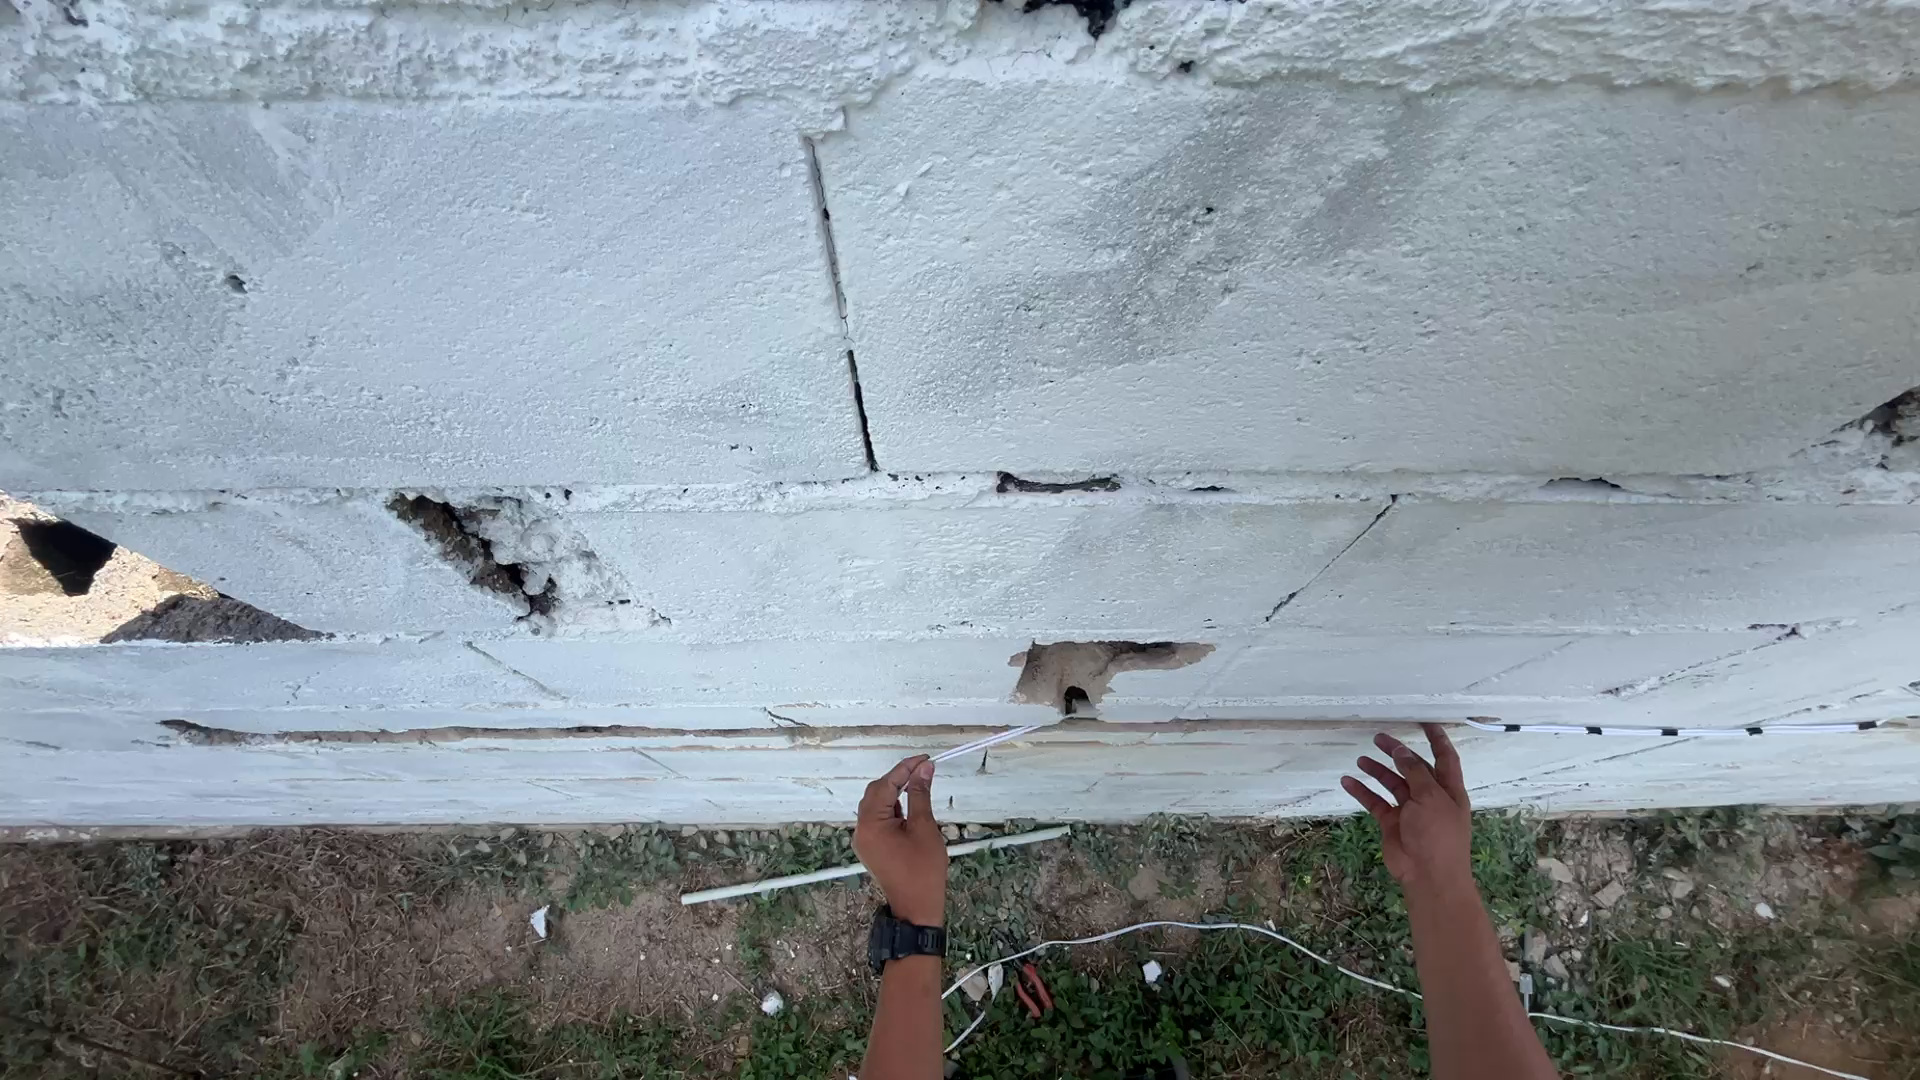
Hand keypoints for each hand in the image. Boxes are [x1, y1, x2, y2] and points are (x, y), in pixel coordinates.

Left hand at [854, 755, 948, 926]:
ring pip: (876, 804)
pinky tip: (909, 805)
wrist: (916, 909)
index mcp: (871, 823)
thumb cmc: (923, 869)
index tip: (926, 759)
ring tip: (919, 784)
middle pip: (876, 792)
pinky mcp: (871, 847)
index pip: (886, 785)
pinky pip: (878, 818)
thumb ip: (920, 794)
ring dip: (895, 792)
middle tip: (924, 770)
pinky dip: (892, 808)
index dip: (905, 768)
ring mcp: (864, 839)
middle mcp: (861, 829)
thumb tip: (924, 769)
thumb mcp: (924, 827)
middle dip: (899, 778)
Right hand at [1340, 723, 1472, 891]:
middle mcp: (1429, 797)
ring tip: (1361, 758)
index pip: (1445, 758)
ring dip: (1377, 770)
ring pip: (1391, 783)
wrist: (1429, 875)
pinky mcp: (1391, 822)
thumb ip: (1415, 772)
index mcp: (1448, 791)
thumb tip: (1402, 750)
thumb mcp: (1431, 798)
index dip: (1437, 740)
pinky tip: (1348, 781)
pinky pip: (1374, 801)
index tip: (1426, 722)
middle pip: (1413, 768)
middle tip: (1379, 738)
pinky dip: (1361, 790)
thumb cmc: (1438, 835)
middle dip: (1398, 752)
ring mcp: (1410, 810)